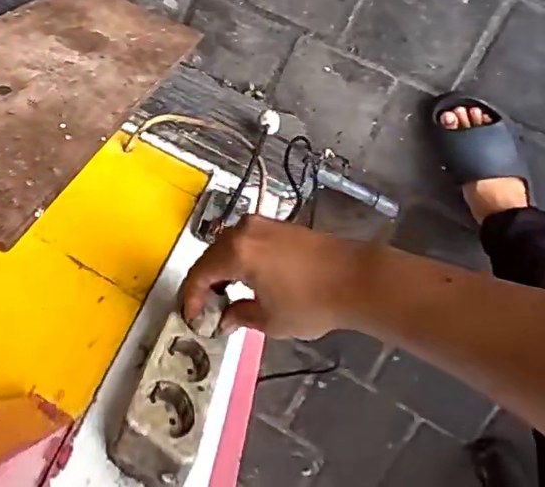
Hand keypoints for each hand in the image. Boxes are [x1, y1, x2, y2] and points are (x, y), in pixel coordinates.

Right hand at [179, 217, 370, 338]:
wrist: (353, 277)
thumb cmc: (310, 301)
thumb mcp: (269, 320)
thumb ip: (240, 316)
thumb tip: (225, 318)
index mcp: (237, 250)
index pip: (200, 272)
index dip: (192, 297)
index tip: (193, 317)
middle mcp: (246, 230)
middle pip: (212, 254)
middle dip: (206, 282)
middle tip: (206, 310)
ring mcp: (265, 224)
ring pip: (230, 245)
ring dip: (222, 269)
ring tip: (225, 298)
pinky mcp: (280, 226)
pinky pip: (248, 241)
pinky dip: (240, 259)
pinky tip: (247, 281)